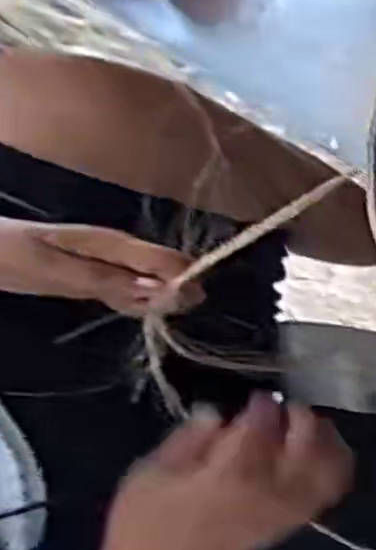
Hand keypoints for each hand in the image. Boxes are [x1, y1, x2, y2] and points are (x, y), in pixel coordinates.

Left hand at [0, 217, 204, 314]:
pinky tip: (110, 301)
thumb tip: (165, 290)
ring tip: (114, 302)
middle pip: (181, 275)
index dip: (185, 284)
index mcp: (118, 244)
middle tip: (132, 305)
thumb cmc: (5, 253)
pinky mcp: (116, 275)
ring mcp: (124, 263)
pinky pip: (146, 292)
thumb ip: (107, 278)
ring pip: (168, 286)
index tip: (162, 304)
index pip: (177, 263)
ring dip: (152, 302)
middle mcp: (131, 252)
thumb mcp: (49, 268)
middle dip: (171, 296)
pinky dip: (136, 303)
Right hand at [96, 394, 353, 549]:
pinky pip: (338, 480)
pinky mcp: (309, 511)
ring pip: (332, 457)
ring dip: (326, 435)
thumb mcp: (150, 474)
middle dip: (300, 415)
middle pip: (306, 438)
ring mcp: (299, 499)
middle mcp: (277, 484)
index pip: (262, 427)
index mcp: (234, 472)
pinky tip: (326, 449)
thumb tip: (215, 411)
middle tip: (287, 407)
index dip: (264, 406)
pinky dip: (339, 460)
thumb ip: (189, 440)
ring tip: (309, 424)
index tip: (261, 396)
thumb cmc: (150, 521)